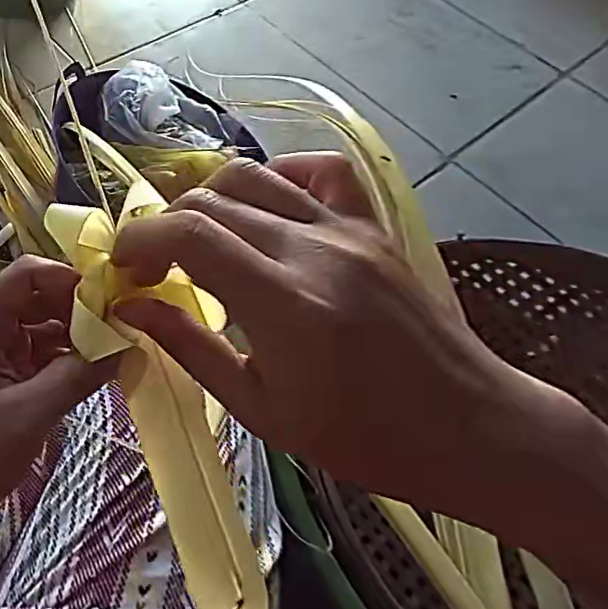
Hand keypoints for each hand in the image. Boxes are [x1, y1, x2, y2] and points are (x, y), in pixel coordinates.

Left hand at [0, 256, 116, 530]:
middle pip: (36, 294)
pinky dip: (63, 355)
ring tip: (118, 348)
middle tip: (124, 328)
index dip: (70, 279)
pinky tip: (95, 368)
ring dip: (75, 332)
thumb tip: (125, 344)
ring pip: (39, 321)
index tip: (114, 300)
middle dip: (78, 307)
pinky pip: (36, 347)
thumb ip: (76, 376)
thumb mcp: (29, 414)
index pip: (26, 274)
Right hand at [109, 154, 577, 513]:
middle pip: (207, 202)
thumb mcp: (259, 409)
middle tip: (153, 267)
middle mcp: (315, 252)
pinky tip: (261, 207)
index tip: (124, 269)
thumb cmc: (363, 437)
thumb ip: (187, 346)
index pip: (186, 234)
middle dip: (160, 228)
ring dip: (203, 200)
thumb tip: (127, 307)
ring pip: (250, 176)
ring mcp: (349, 232)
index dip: (138, 239)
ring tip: (196, 237)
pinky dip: (275, 175)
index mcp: (286, 304)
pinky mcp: (372, 227)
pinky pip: (317, 171)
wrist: (482, 435)